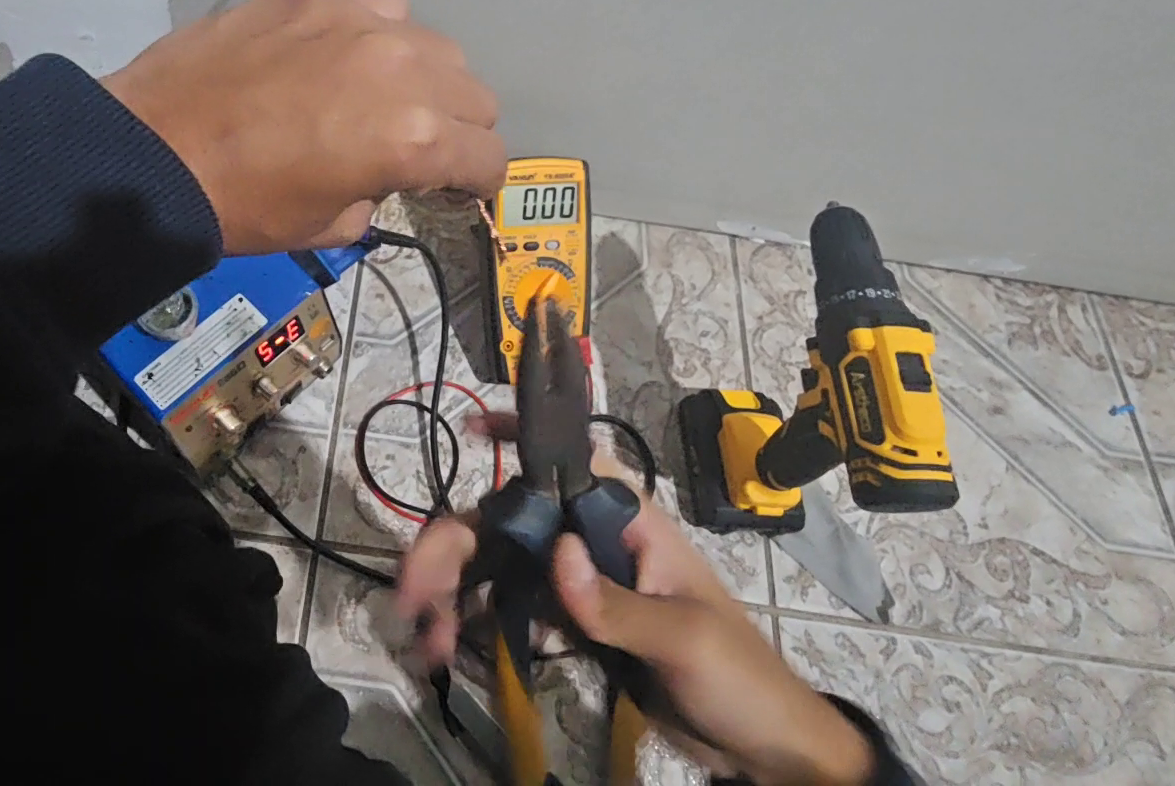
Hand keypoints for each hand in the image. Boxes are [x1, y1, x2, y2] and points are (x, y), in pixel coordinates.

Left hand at [102, 0, 504, 254]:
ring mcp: (363, 22)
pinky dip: (382, 33)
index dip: (480, 181)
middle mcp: (406, 72)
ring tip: (384, 96)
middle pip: (477, 97)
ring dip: (428, 80)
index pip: (488, 156)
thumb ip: (381, 192)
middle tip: (420, 146)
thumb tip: (382, 170)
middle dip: (459, 130)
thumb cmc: (244, 204)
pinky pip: (385, 5)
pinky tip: (348, 53)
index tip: (461, 187)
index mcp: (414, 140)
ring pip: (439, 47)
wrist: (154, 150)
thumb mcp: (329, 224)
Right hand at [396, 437, 874, 785]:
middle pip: (514, 520)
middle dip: (457, 546)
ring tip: (427, 638)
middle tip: (412, 590)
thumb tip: (555, 551)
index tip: (476, 430)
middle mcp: (595, 540)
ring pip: (504, 565)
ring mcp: (580, 582)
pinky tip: (451, 646)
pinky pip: (514, 609)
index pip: (576, 461)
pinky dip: (478, 623)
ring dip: (457, 592)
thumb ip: (616, 600)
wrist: (761, 745)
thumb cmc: (737, 673)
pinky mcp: (572, 621)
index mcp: (630, 521)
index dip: (525, 437)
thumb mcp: (684, 637)